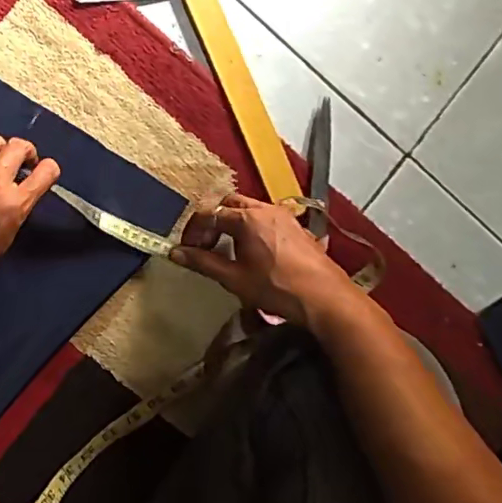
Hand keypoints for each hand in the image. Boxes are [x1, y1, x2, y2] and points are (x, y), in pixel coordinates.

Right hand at [169, 193, 366, 330]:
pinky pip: (264, 217)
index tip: (187, 250)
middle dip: (211, 222)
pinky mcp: (296, 226)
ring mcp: (283, 216)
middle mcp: (265, 209)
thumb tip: (175, 253)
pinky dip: (249, 226)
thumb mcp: (234, 278)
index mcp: (247, 218)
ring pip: (247, 208)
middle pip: (228, 204)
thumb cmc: (277, 288)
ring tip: (225, 249)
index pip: (209, 214)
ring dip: (230, 223)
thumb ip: (202, 262)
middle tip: (203, 245)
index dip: (193, 231)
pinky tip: (250, 251)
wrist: (326, 299)